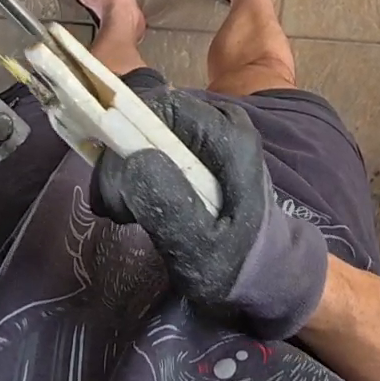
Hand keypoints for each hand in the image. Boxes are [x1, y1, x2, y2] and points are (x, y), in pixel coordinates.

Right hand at [93, 89, 327, 338]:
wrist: (265, 272)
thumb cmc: (237, 266)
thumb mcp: (202, 252)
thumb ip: (170, 207)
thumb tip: (132, 159)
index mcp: (230, 138)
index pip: (163, 108)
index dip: (124, 137)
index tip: (113, 191)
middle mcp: (222, 121)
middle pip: (150, 116)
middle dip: (120, 159)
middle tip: (114, 209)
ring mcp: (211, 130)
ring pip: (146, 129)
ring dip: (123, 168)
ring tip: (123, 213)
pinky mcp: (198, 145)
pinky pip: (152, 142)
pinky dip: (132, 171)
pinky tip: (132, 206)